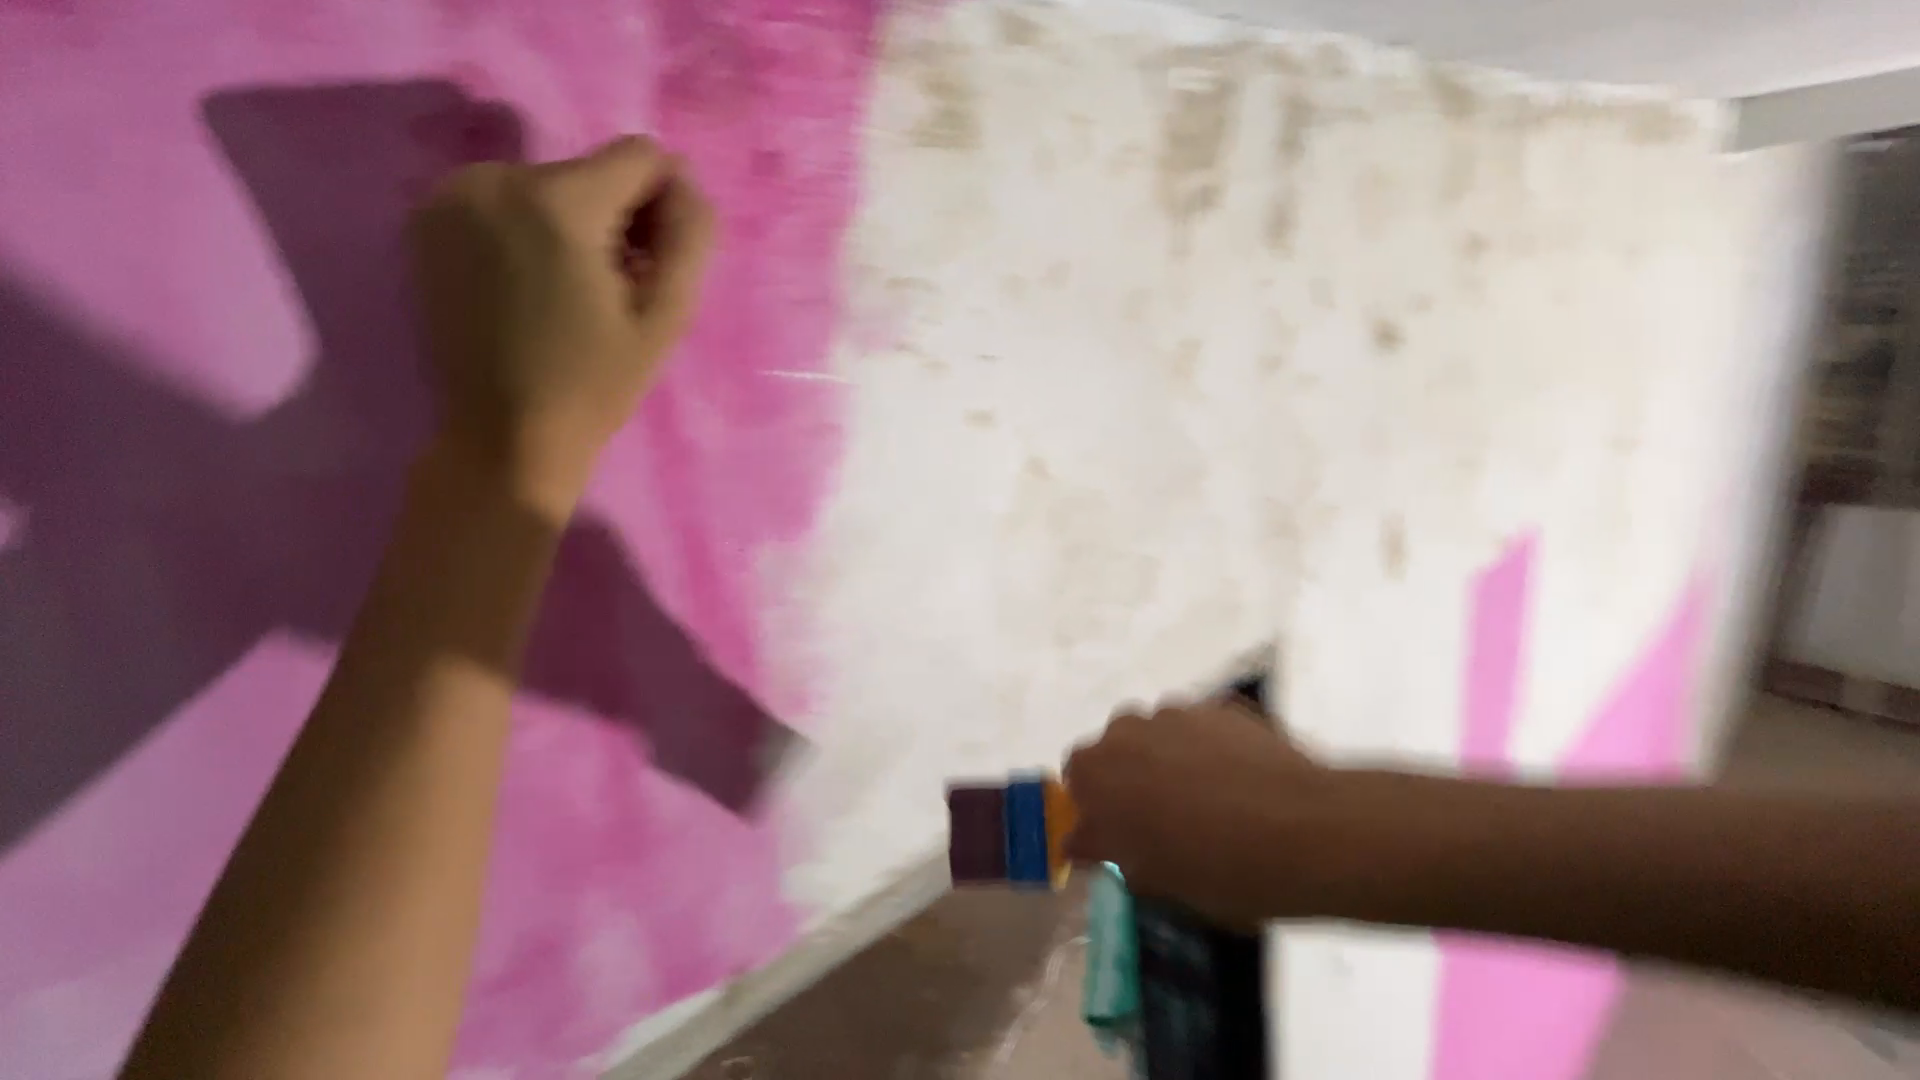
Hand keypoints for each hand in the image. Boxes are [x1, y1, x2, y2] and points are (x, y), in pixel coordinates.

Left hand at [409, 135, 715, 517]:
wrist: (504, 437)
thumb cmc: (595, 384)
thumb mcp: (667, 317)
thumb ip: (690, 235)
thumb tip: (683, 183)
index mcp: (558, 201)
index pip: (640, 156)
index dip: (663, 207)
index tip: (652, 265)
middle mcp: (495, 178)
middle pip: (591, 171)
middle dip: (617, 219)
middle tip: (614, 290)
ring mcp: (451, 196)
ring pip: (549, 185)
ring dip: (575, 226)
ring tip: (572, 294)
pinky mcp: (427, 221)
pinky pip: (506, 202)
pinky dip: (530, 232)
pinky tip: (531, 288)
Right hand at [1063, 699, 1330, 926]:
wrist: (1305, 830)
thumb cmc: (1216, 869)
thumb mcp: (1150, 878)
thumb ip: (1108, 850)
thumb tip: (1082, 839)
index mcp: (1097, 773)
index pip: (1077, 780)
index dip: (1098, 805)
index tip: (1122, 831)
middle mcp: (1127, 730)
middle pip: (1117, 748)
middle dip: (1133, 775)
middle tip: (1166, 817)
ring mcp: (1177, 712)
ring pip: (1160, 733)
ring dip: (1171, 757)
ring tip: (1213, 799)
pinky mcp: (1222, 704)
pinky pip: (1202, 727)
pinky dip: (1211, 748)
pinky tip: (1244, 781)